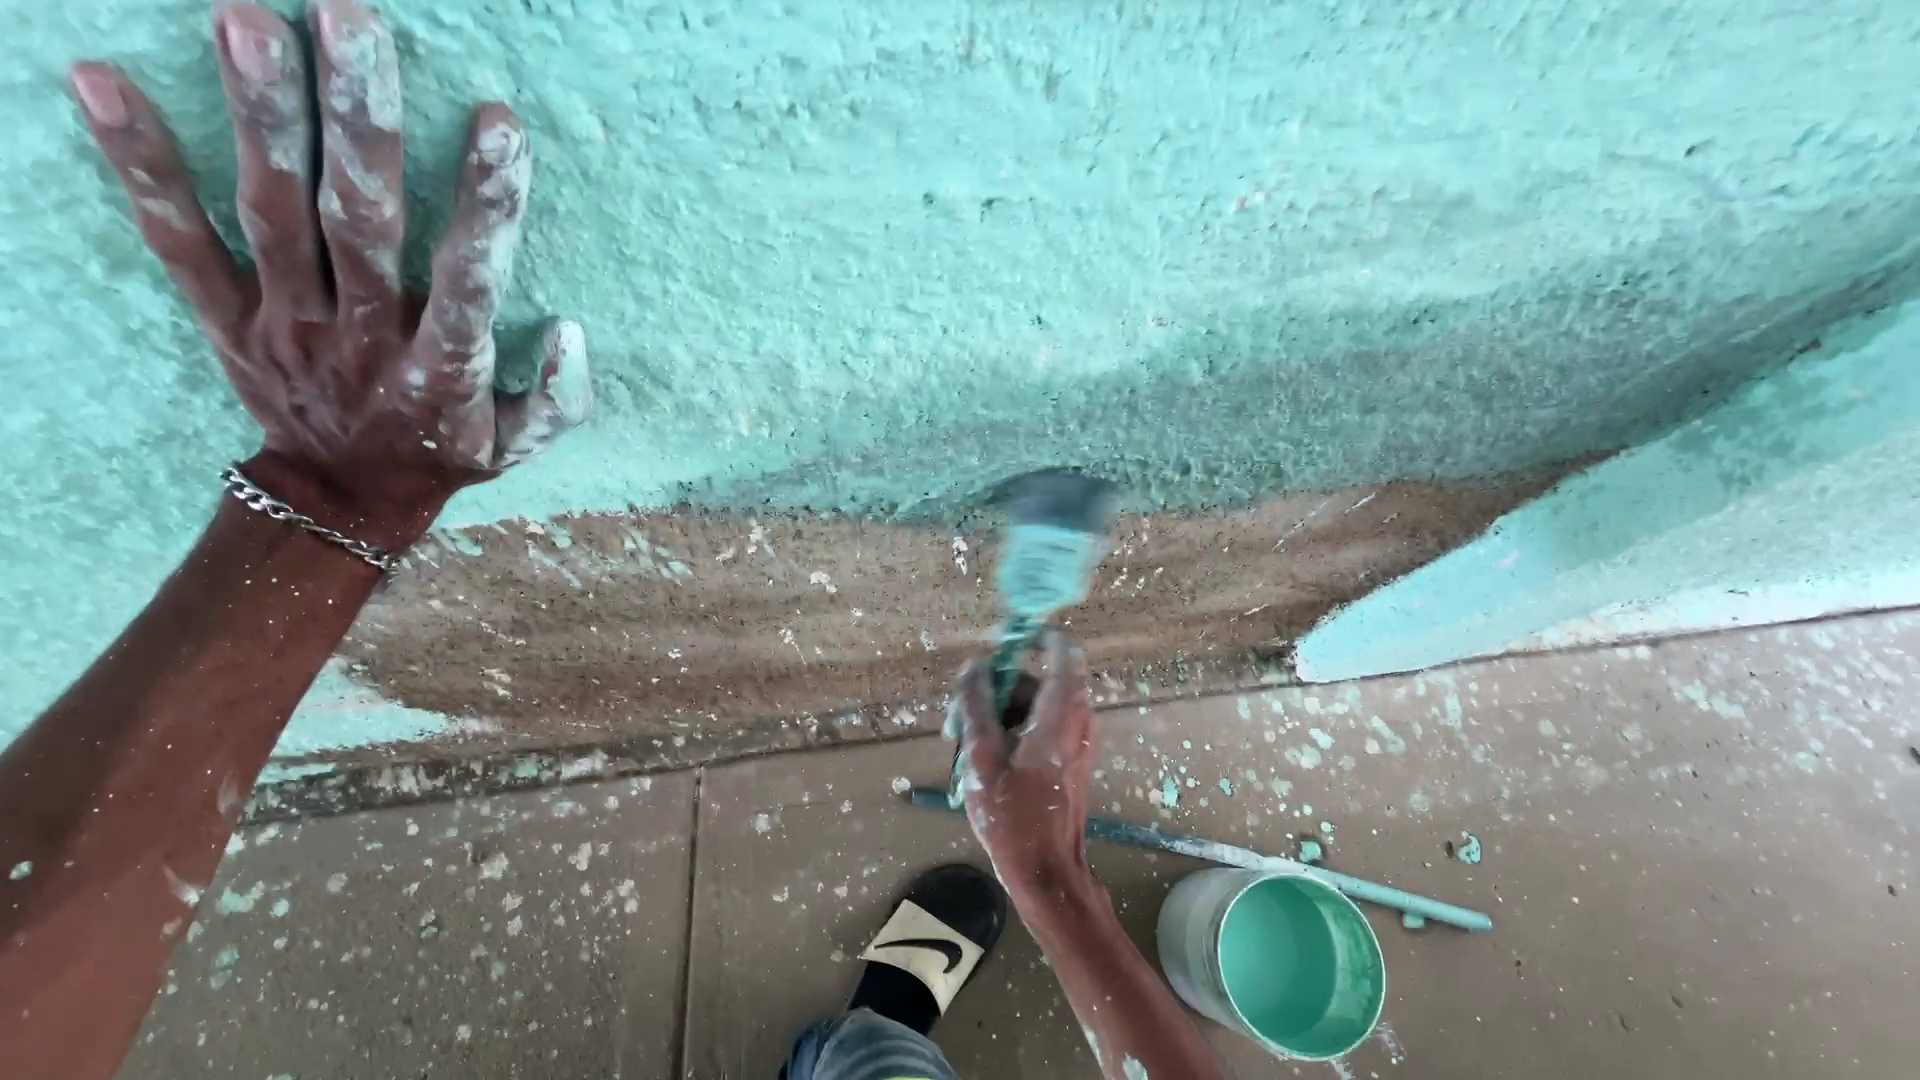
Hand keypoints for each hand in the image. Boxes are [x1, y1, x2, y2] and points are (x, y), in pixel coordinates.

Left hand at [67, 0, 590, 553]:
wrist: (341, 502)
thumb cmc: (446, 456)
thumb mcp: (522, 446)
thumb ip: (560, 397)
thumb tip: (570, 328)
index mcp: (441, 372)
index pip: (469, 281)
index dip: (487, 208)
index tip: (499, 125)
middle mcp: (362, 339)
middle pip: (362, 225)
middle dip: (360, 124)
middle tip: (351, 20)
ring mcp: (285, 326)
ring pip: (272, 217)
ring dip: (259, 120)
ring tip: (246, 19)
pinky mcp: (224, 320)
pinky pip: (178, 245)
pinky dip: (140, 169)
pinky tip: (102, 81)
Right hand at [946, 631, 1098, 895]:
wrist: (1047, 872)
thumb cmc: (1015, 816)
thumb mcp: (982, 755)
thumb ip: (976, 704)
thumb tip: (973, 666)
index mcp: (1062, 711)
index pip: (1061, 649)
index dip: (1030, 638)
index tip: (996, 647)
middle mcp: (1076, 718)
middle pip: (1035, 681)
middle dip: (994, 691)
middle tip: (957, 719)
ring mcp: (1074, 740)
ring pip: (1032, 706)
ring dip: (995, 717)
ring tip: (961, 747)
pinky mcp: (1067, 759)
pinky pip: (1037, 728)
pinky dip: (1009, 734)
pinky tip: (980, 761)